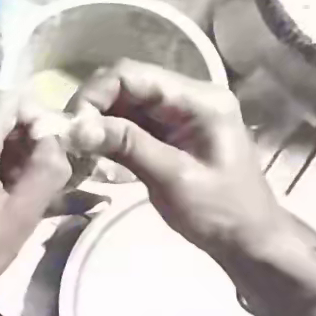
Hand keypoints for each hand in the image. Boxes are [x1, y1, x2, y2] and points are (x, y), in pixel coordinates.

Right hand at [67, 60, 309, 268]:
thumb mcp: (173, 179)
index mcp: (199, 99)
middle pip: (126, 84)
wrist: (247, 239)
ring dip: (96, 121)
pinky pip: (130, 122)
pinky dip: (108, 134)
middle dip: (92, 107)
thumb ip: (128, 146)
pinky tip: (92, 152)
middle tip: (68, 139)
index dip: (95, 94)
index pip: (133, 75)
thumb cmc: (219, 211)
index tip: (70, 126)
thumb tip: (77, 127)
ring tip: (76, 147)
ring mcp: (178, 114)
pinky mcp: (168, 132)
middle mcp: (188, 96)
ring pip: (124, 102)